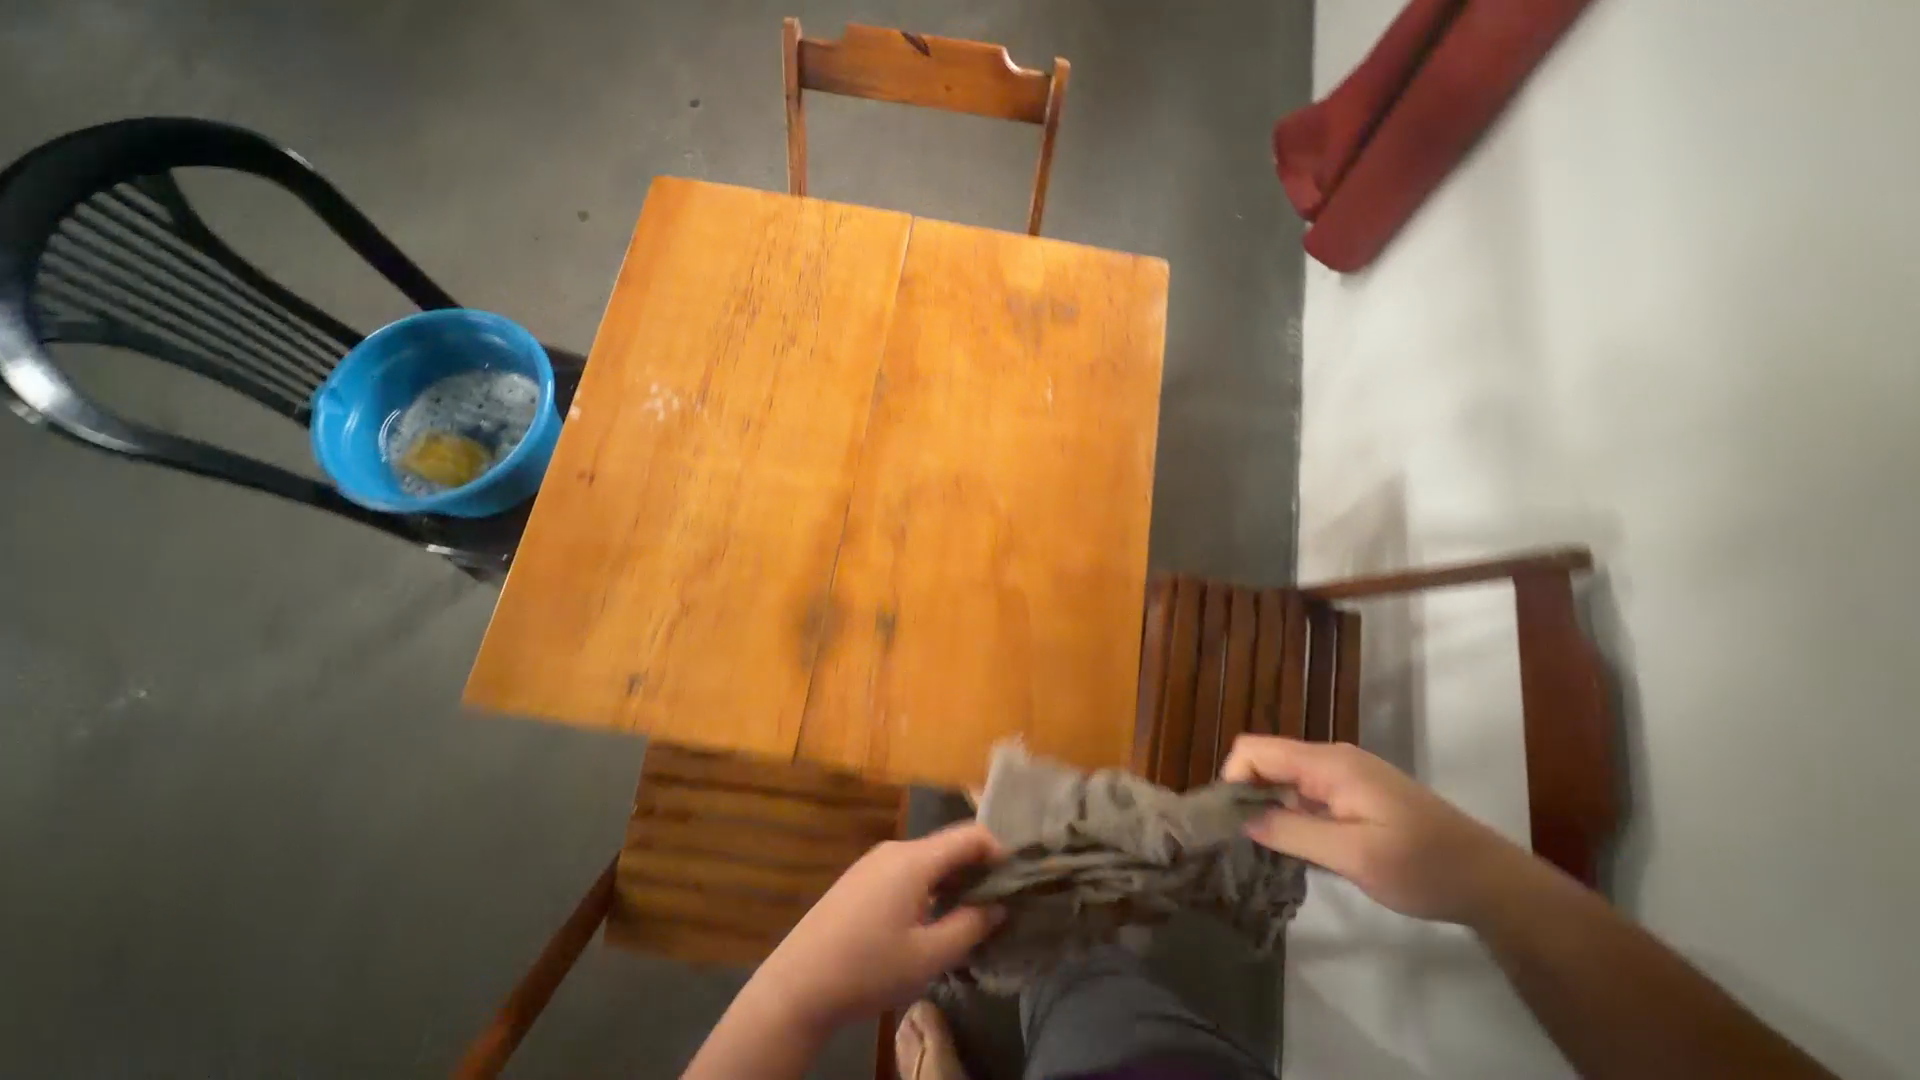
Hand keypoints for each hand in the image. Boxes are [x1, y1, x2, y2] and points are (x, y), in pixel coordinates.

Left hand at [745, 823, 1004, 1030]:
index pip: (971, 835)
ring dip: (953, 881)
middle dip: (978, 870)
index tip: (1019, 881)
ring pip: (927, 861)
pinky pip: (906, 872)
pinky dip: (929, 887)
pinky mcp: (858, 880)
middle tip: (1000, 905)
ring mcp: (872, 863)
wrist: (796, 985)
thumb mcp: (928, 956)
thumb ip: (971, 927)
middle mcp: (894, 850)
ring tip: (970, 918)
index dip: (1001, 851)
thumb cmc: (868, 969)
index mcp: (914, 859)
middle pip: (949, 846)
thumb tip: (999, 906)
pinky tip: (931, 921)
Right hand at [1222, 736, 1544, 923]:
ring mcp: (1348, 776)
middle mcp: (1334, 760)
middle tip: (1243, 841)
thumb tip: (1241, 819)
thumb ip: (1293, 833)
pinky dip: (1292, 814)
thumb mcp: (1353, 856)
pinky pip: (1307, 793)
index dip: (1233, 780)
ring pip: (1286, 778)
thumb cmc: (1422, 866)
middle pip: (1267, 760)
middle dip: (1247, 794)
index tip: (1231, 824)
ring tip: (1266, 849)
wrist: (1489, 881)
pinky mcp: (1358, 794)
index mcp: (1329, 765)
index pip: (1255, 750)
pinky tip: (1298, 847)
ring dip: (1269, 807)